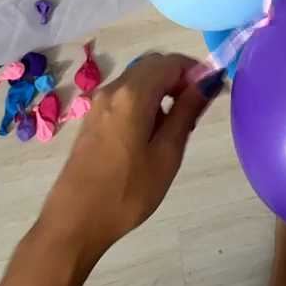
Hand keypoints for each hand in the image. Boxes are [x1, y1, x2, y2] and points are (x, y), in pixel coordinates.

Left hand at [0, 53, 222, 285]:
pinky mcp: (92, 119)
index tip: (212, 91)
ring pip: (138, 79)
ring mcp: (99, 103)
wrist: (73, 224)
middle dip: (179, 78)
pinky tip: (150, 133)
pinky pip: (125, 95)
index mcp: (133, 93)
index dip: (196, 70)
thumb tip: (208, 81)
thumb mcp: (166, 154)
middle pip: (153, 65)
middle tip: (195, 109)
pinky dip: (144, 100)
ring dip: (162, 89)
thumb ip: (187, 111)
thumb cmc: (126, 192)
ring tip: (176, 126)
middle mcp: (113, 88)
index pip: (171, 62)